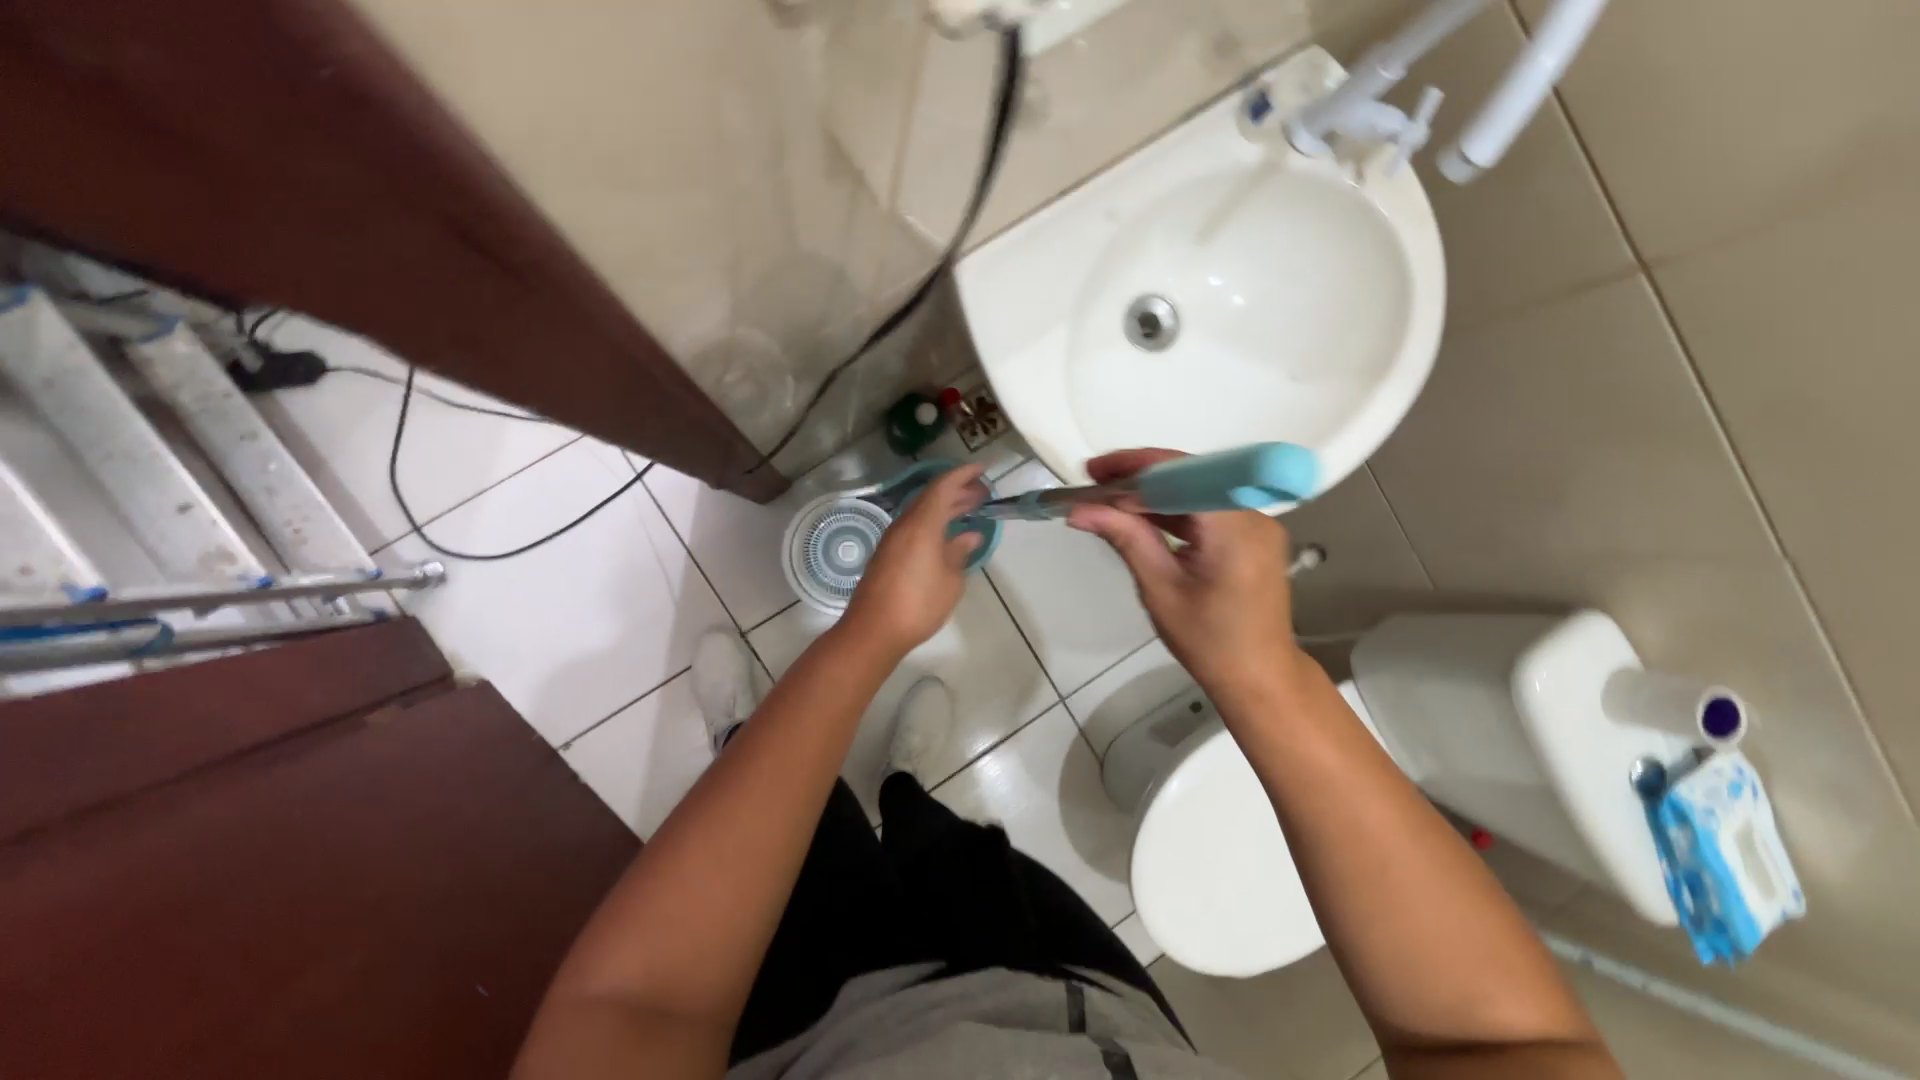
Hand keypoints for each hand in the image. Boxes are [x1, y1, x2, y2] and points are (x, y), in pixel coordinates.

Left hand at [841, 464, 987, 656]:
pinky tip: (947, 535)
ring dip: (945, 507)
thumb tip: (969, 536)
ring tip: (969, 510)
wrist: (873, 630)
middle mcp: (904, 525)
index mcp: (922, 524)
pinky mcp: (887, 555)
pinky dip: (934, 522)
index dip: (963, 474)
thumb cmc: (918, 604)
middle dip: (958, 491)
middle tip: (982, 493)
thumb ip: (959, 553)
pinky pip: (914, 527)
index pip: (943, 486)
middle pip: (932, 497)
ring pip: (922, 512)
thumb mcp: (950, 580)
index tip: (982, 470)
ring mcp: (892, 539)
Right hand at [1068, 448, 1308, 714]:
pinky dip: (1173, 510)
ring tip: (1108, 500)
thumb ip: (1126, 539)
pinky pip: (1208, 508)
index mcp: (1234, 529)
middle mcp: (1252, 515)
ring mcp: (1256, 524)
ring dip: (1153, 494)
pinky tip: (1140, 517)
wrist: (1259, 677)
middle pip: (1190, 476)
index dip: (1135, 465)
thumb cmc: (1209, 642)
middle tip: (1094, 485)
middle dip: (1140, 477)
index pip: (1181, 473)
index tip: (1094, 472)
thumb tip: (1081, 510)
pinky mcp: (1252, 536)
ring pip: (1196, 490)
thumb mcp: (1160, 590)